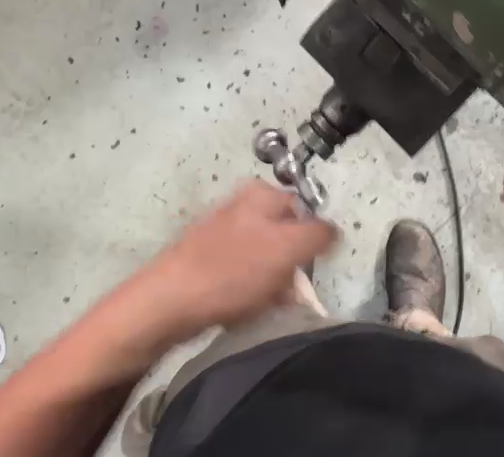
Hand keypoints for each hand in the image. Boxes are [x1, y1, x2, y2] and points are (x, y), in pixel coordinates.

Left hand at [132, 180, 336, 340]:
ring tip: (269, 303)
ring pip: (265, 258)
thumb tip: (334, 230)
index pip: (305, 211)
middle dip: (292, 265)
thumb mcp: (287, 248)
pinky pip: (244, 275)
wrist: (170, 301)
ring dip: (273, 282)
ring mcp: (223, 234)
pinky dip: (251, 291)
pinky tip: (248, 308)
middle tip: (292, 289)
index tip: (314, 268)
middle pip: (285, 236)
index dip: (314, 241)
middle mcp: (242, 207)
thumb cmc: (232, 271)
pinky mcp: (209, 261)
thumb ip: (316, 235)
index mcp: (261, 194)